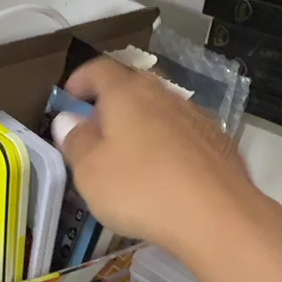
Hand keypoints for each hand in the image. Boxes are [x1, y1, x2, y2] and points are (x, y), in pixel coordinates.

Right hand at [56, 57, 281, 264]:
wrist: (212, 212)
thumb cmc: (138, 189)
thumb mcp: (90, 172)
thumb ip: (76, 142)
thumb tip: (67, 120)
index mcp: (126, 94)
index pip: (98, 69)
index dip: (79, 80)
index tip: (68, 98)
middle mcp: (162, 94)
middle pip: (131, 87)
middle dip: (110, 104)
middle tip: (96, 131)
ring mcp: (192, 115)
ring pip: (157, 110)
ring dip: (138, 125)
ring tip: (126, 156)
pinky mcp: (214, 140)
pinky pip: (179, 135)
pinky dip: (163, 145)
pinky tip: (159, 174)